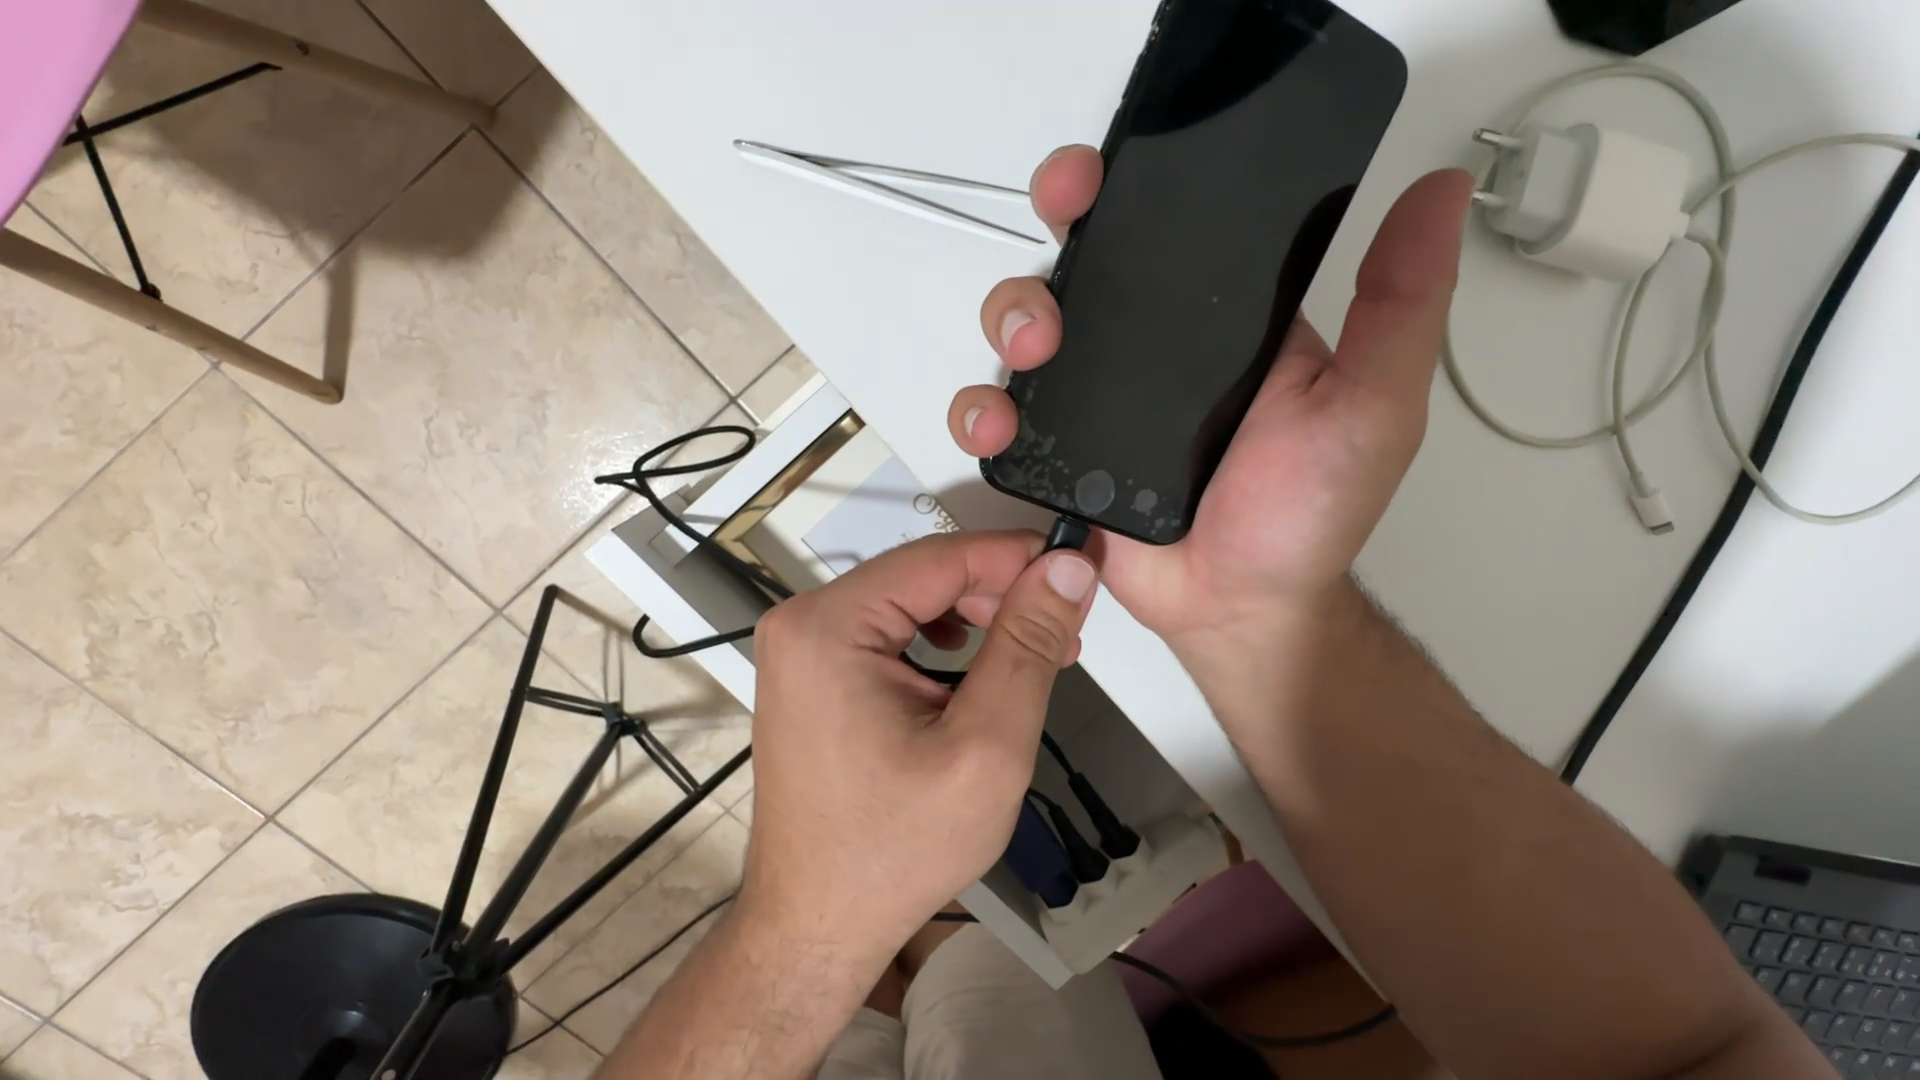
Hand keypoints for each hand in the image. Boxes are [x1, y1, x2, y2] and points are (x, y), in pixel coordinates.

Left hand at [738, 530, 1097, 962]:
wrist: (821, 922)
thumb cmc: (892, 851)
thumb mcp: (985, 744)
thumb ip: (1028, 644)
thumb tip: (1065, 569)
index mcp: (828, 628)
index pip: (941, 557)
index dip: (1017, 556)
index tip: (1076, 568)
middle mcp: (802, 624)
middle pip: (923, 575)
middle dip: (999, 594)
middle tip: (1062, 628)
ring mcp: (802, 649)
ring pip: (909, 601)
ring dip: (975, 617)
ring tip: (1031, 654)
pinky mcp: (813, 673)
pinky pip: (887, 631)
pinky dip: (939, 641)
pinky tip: (974, 670)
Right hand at [949, 146, 1471, 658]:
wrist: (1240, 606)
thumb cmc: (1307, 517)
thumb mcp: (1374, 405)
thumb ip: (1400, 307)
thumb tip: (1438, 192)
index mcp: (1216, 323)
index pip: (1165, 231)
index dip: (1124, 186)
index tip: (1100, 170)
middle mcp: (1144, 353)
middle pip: (1081, 265)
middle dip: (1055, 231)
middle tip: (1063, 231)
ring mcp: (1091, 405)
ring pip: (1025, 329)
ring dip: (1010, 316)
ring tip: (1036, 349)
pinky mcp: (1054, 458)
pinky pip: (1000, 420)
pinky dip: (980, 412)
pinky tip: (999, 426)